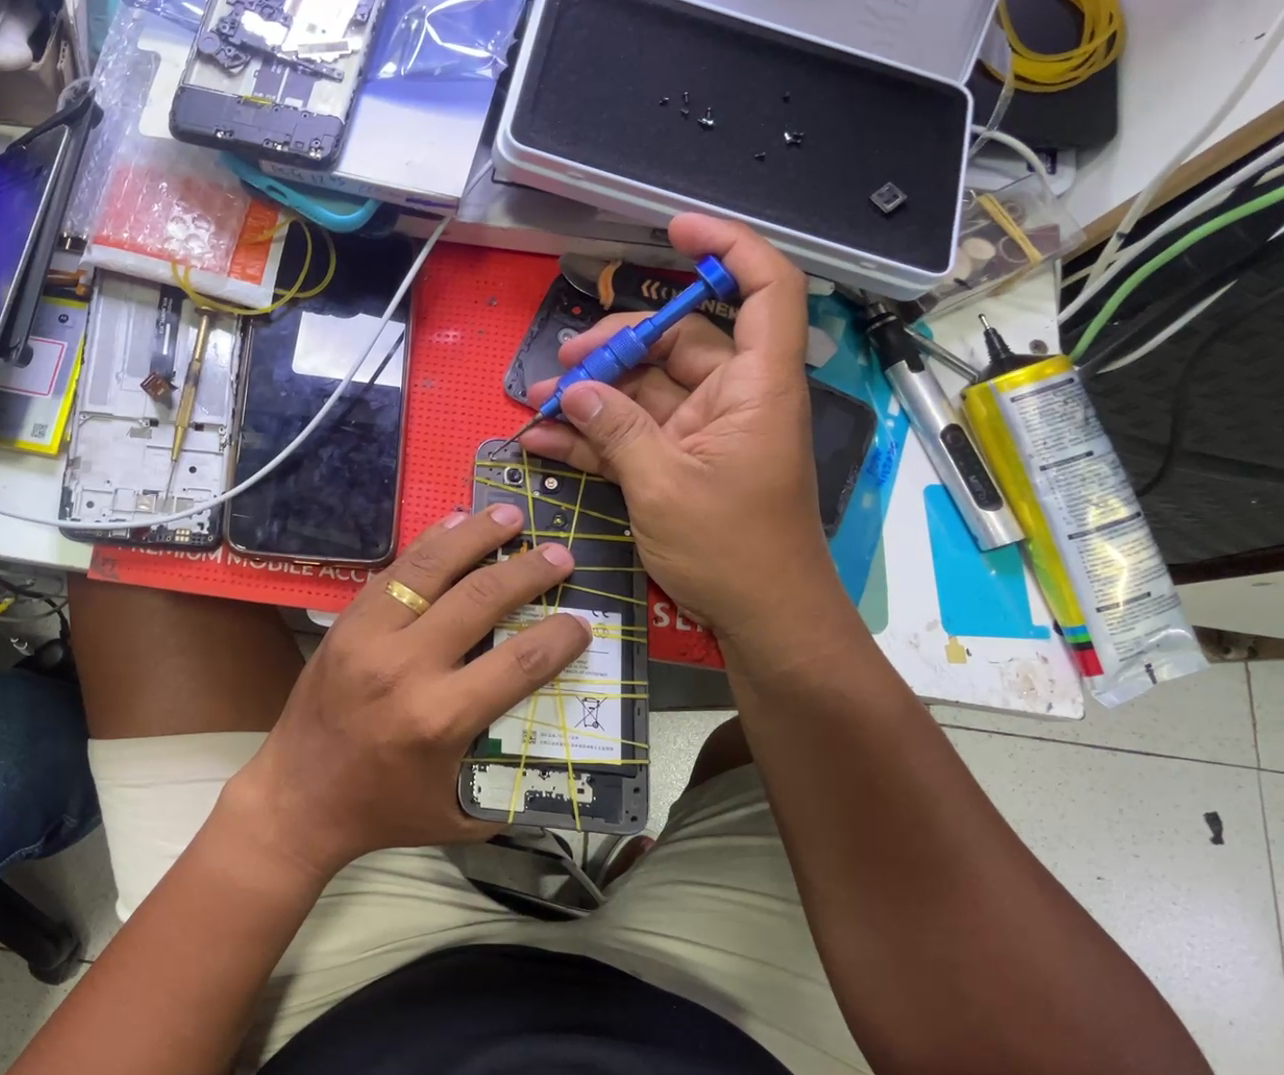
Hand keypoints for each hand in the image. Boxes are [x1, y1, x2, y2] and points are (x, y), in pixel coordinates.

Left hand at [223, 505, 590, 881]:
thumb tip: (559, 748)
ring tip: (509, 516)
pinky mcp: (344, 625)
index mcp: (440, 719)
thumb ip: (510, 781)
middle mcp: (405, 669)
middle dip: (528, 572)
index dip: (560, 636)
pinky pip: (391, 574)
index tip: (583, 621)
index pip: (518, 662)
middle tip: (560, 555)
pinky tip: (452, 525)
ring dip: (474, 536)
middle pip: (479, 600)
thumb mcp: (457, 812)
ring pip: (429, 570)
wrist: (297, 799)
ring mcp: (368, 639)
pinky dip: (426, 546)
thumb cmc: (382, 812)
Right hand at [518, 214, 835, 640]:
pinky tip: (543, 440)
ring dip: (591, 395)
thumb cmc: (732, 549)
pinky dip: (592, 437)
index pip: (763, 290)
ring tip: (537, 402)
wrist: (760, 619)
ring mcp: (702, 432)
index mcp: (756, 386)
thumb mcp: (664, 487)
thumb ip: (616, 431)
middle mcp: (732, 398)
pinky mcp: (677, 464)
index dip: (727, 248)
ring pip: (644, 391)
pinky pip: (631, 435)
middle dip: (615, 347)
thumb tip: (573, 392)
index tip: (673, 229)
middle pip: (677, 343)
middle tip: (562, 364)